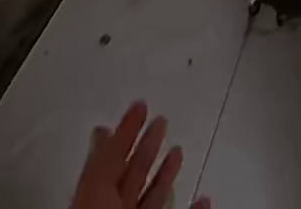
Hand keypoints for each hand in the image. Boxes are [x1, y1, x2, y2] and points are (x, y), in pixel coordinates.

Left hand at [69, 101, 207, 208]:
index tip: (139, 103)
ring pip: (153, 198)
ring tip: (177, 148)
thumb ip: (102, 161)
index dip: (123, 132)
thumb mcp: (97, 191)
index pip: (108, 161)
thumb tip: (99, 131)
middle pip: (130, 178)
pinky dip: (195, 208)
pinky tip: (205, 197)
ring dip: (166, 174)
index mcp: (96, 200)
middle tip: (159, 118)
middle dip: (145, 146)